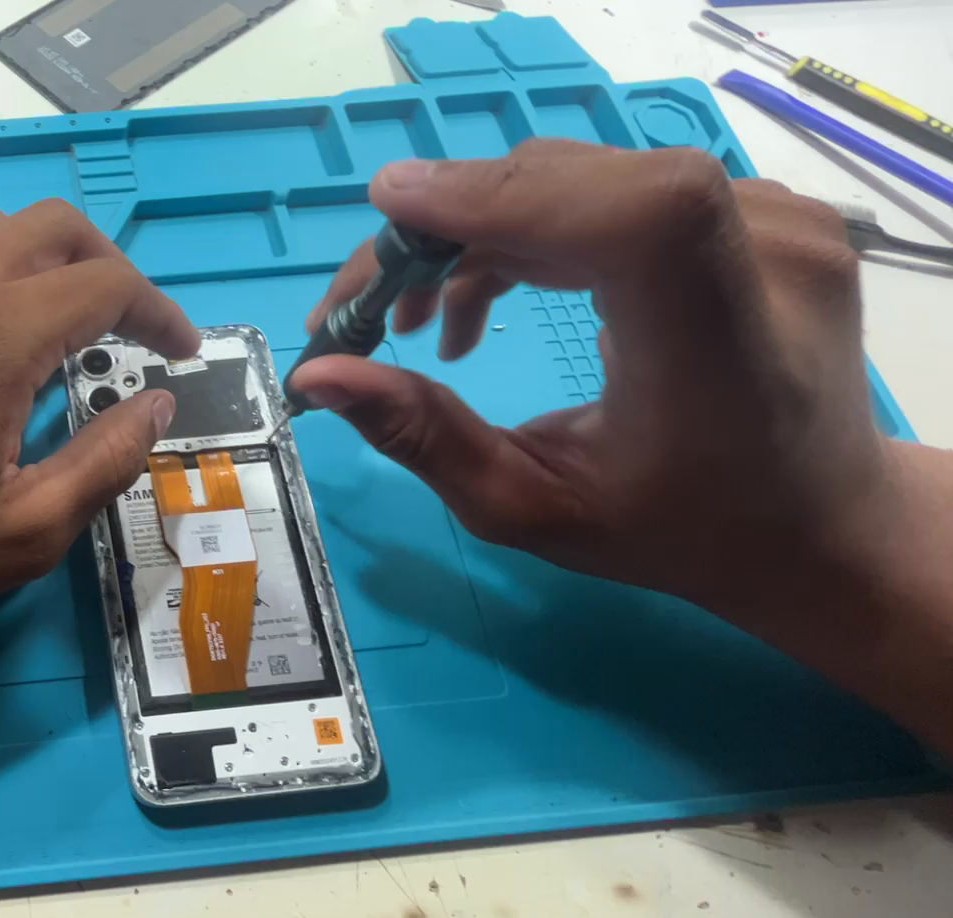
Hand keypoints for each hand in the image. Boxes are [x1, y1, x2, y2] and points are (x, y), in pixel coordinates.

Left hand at [0, 200, 195, 656]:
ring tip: (55, 335)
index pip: (106, 284)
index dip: (159, 313)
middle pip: (49, 229)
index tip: (178, 355)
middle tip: (127, 331)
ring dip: (39, 267)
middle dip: (106, 268)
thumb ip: (104, 460)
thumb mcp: (22, 531)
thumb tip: (155, 407)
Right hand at [289, 140, 896, 618]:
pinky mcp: (740, 215)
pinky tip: (468, 308)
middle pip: (573, 185)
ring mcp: (765, 219)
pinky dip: (508, 241)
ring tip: (403, 322)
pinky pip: (596, 198)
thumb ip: (418, 434)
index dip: (502, 196)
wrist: (807, 516)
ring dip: (462, 239)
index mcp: (716, 347)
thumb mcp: (519, 505)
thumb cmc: (663, 527)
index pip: (629, 216)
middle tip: (354, 312)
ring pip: (573, 183)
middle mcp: (760, 254)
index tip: (390, 207)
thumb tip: (315, 374)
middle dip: (439, 231)